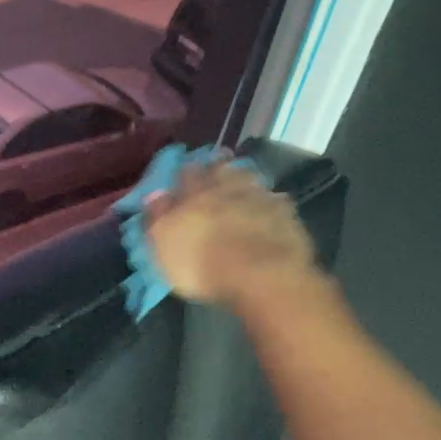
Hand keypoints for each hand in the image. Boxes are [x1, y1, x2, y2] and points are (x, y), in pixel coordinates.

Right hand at [145, 157, 315, 304]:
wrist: (260, 274)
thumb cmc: (201, 262)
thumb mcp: (164, 244)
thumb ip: (157, 217)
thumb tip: (154, 194)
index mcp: (195, 195)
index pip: (187, 175)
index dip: (185, 171)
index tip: (184, 168)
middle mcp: (229, 189)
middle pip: (222, 171)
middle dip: (217, 168)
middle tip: (215, 165)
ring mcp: (261, 199)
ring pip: (250, 181)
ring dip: (244, 180)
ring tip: (241, 182)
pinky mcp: (286, 216)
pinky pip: (276, 202)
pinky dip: (270, 201)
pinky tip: (270, 205)